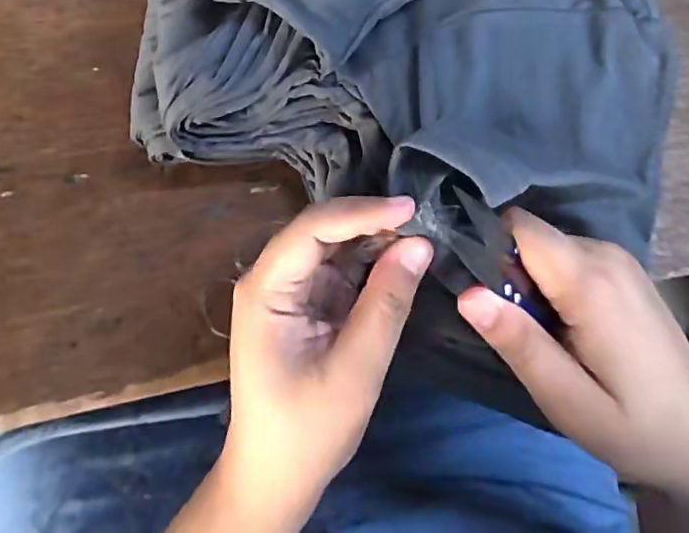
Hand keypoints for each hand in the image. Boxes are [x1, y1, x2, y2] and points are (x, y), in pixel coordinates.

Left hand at [171, 196, 432, 532]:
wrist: (274, 478)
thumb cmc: (306, 431)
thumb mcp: (355, 371)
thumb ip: (387, 304)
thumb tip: (420, 244)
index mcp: (266, 288)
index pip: (313, 228)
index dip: (362, 212)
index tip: (410, 209)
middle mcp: (272, 277)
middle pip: (322, 229)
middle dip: (371, 221)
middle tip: (423, 220)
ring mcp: (289, 288)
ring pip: (334, 243)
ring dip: (375, 238)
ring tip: (419, 235)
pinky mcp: (307, 301)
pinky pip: (341, 267)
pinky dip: (372, 261)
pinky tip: (401, 257)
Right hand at [457, 210, 688, 532]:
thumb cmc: (633, 427)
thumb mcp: (567, 399)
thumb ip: (518, 342)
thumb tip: (466, 293)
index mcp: (589, 279)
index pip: (517, 225)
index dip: (490, 251)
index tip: (489, 298)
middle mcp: (604, 251)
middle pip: (532, 235)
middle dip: (512, 272)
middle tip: (526, 330)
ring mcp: (619, 256)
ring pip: (549, 244)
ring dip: (535, 279)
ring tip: (551, 335)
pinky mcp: (625, 266)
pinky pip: (570, 254)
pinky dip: (557, 280)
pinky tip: (573, 326)